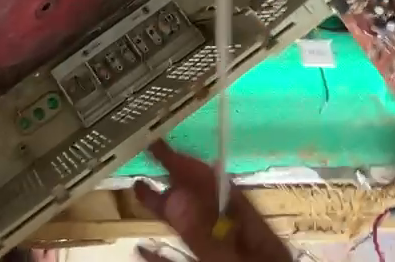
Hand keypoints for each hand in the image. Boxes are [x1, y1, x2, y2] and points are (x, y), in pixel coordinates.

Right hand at [132, 140, 292, 261]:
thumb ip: (205, 238)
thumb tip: (175, 195)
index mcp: (257, 236)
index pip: (222, 188)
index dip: (190, 164)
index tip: (159, 144)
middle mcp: (242, 249)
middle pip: (205, 208)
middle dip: (173, 184)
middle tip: (142, 163)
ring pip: (192, 237)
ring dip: (165, 216)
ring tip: (137, 194)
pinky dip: (162, 258)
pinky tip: (141, 251)